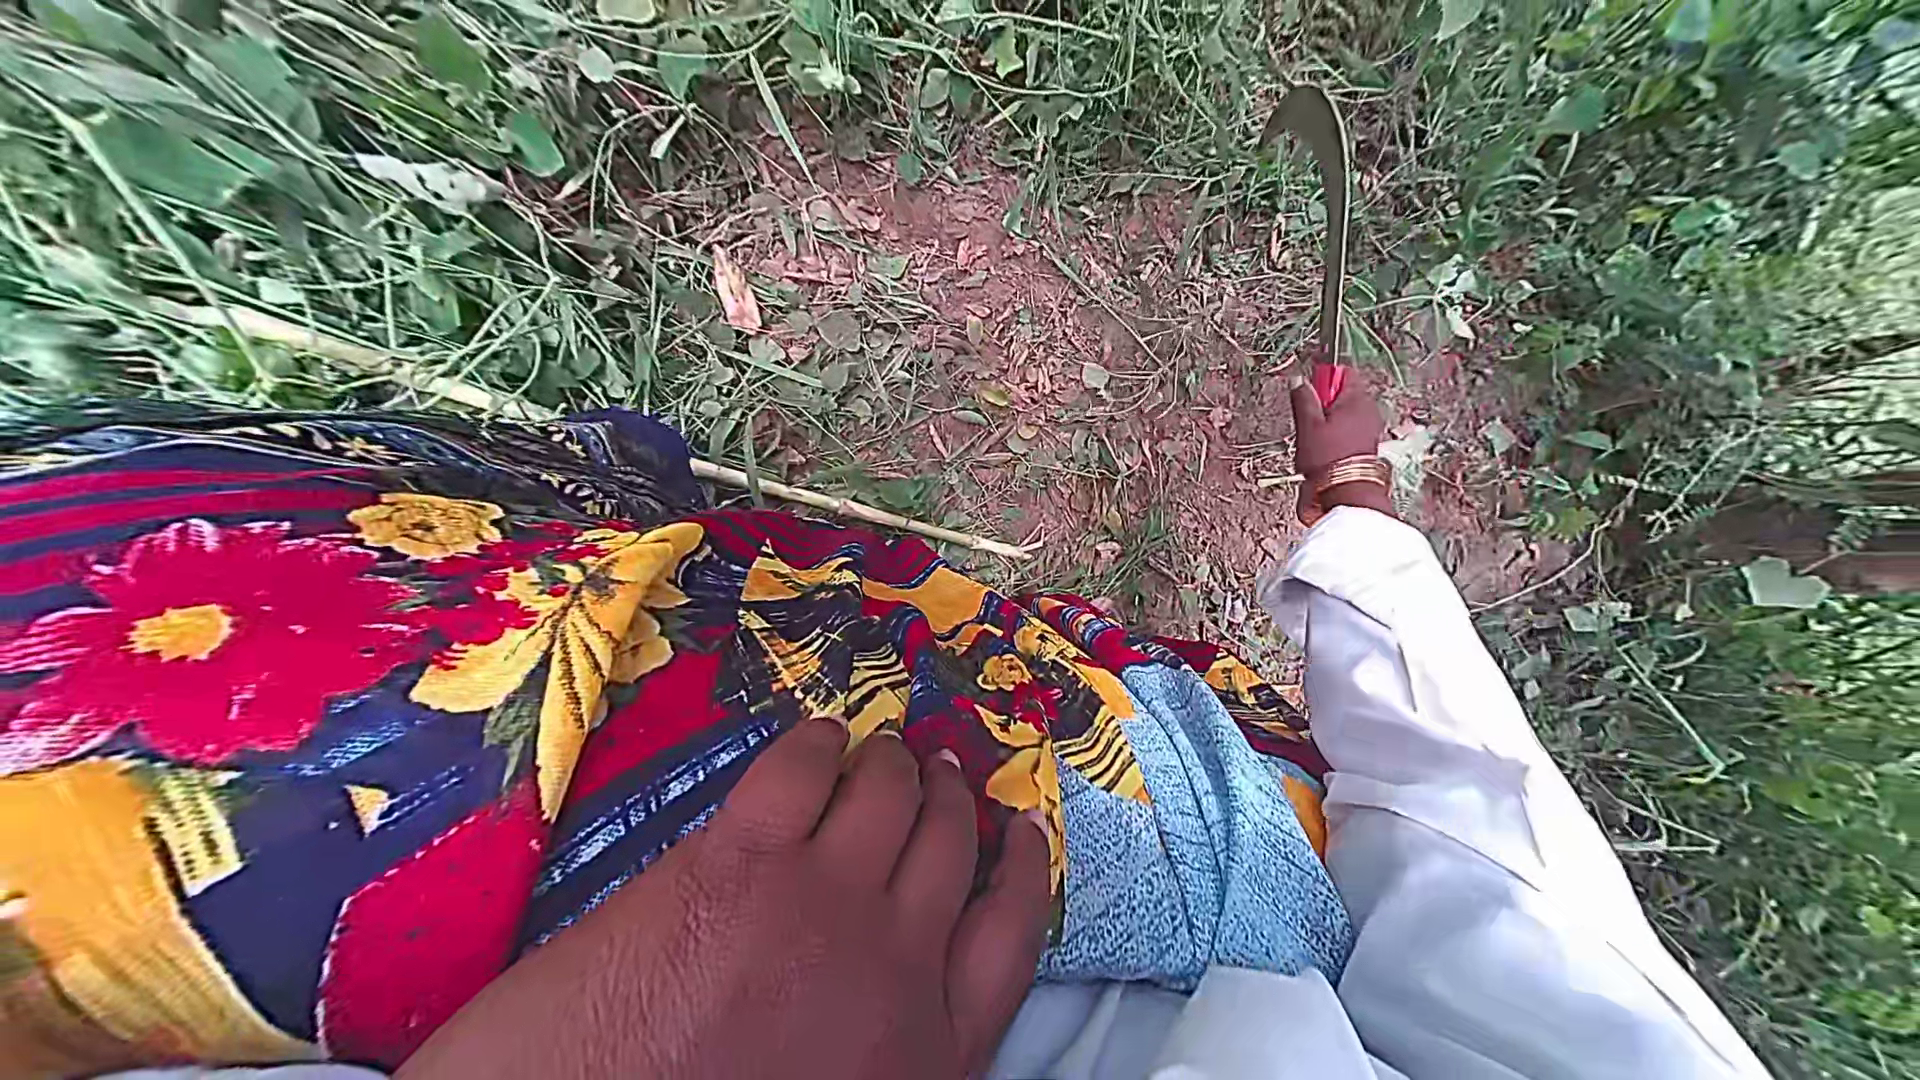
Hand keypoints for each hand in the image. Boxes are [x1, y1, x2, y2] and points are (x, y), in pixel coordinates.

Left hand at [397, 720, 1052, 1079]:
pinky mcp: (740, 858)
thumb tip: (907, 972)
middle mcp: (893, 963)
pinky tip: (820, 737)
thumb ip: (893, 1044)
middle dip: (949, 794)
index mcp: (923, 1050)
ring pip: (888, 791)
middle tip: (938, 768)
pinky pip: (803, 769)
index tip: (1020, 825)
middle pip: (952, 841)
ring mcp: (820, 899)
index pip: (1010, 933)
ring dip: (891, 760)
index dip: (1023, 866)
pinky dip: (818, 743)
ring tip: (882, 748)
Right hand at [1290, 367, 1391, 518]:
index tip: (1310, 393)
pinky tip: (1325, 448)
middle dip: (1324, 403)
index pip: (1343, 372)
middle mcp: (1368, 409)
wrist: (1344, 489)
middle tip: (1309, 420)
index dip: (1323, 379)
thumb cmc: (1327, 457)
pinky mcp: (1366, 442)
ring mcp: (1370, 426)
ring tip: (1315, 438)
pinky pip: (1349, 429)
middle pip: (1344, 394)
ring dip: (1329, 420)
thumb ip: (1303, 398)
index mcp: (1356, 399)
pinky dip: (1336, 434)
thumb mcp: (1307, 424)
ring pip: (1345, 413)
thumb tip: (1298, 380)